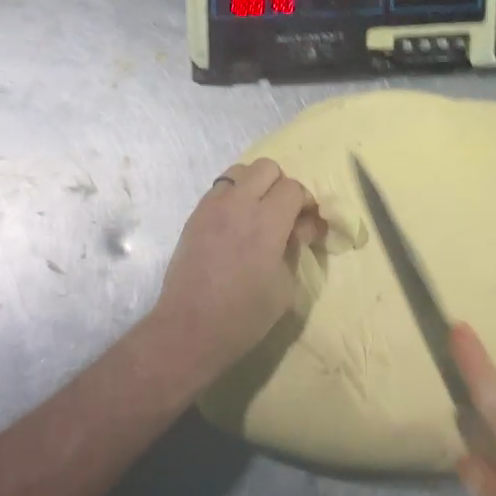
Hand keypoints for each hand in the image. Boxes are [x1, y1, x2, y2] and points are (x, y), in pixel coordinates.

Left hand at [151, 158, 325, 380]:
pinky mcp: (195, 214)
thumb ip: (295, 246)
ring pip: (240, 171)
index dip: (305, 202)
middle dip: (281, 185)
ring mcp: (212, 205)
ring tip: (257, 213)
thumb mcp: (285, 286)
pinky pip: (220, 188)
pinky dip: (234, 195)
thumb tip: (304, 225)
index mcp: (266, 222)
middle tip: (283, 214)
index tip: (306, 222)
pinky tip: (235, 223)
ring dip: (255, 184)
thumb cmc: (244, 315)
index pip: (293, 188)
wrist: (190, 328)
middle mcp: (238, 204)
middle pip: (267, 167)